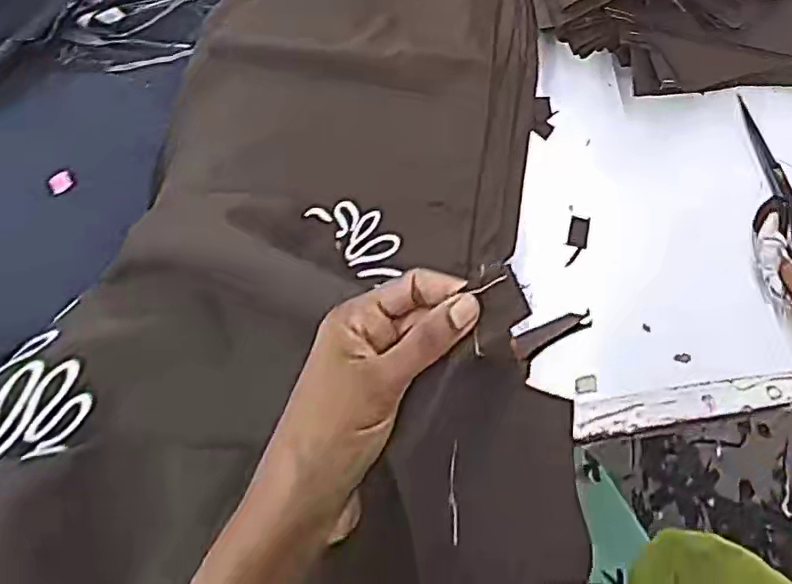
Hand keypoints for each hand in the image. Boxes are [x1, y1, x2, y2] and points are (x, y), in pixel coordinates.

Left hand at [260, 270, 479, 522]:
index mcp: (355, 319)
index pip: (411, 285)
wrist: (300, 506)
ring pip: (428, 343)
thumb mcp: (380, 381)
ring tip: (485, 350)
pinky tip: (465, 377)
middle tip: (491, 329)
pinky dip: (446, 372)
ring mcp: (380, 368)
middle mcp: (368, 337)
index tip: (482, 302)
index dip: (447, 289)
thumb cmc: (321, 438)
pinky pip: (427, 371)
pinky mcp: (391, 396)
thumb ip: (427, 340)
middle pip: (423, 311)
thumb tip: (467, 304)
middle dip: (455, 318)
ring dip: (453, 347)